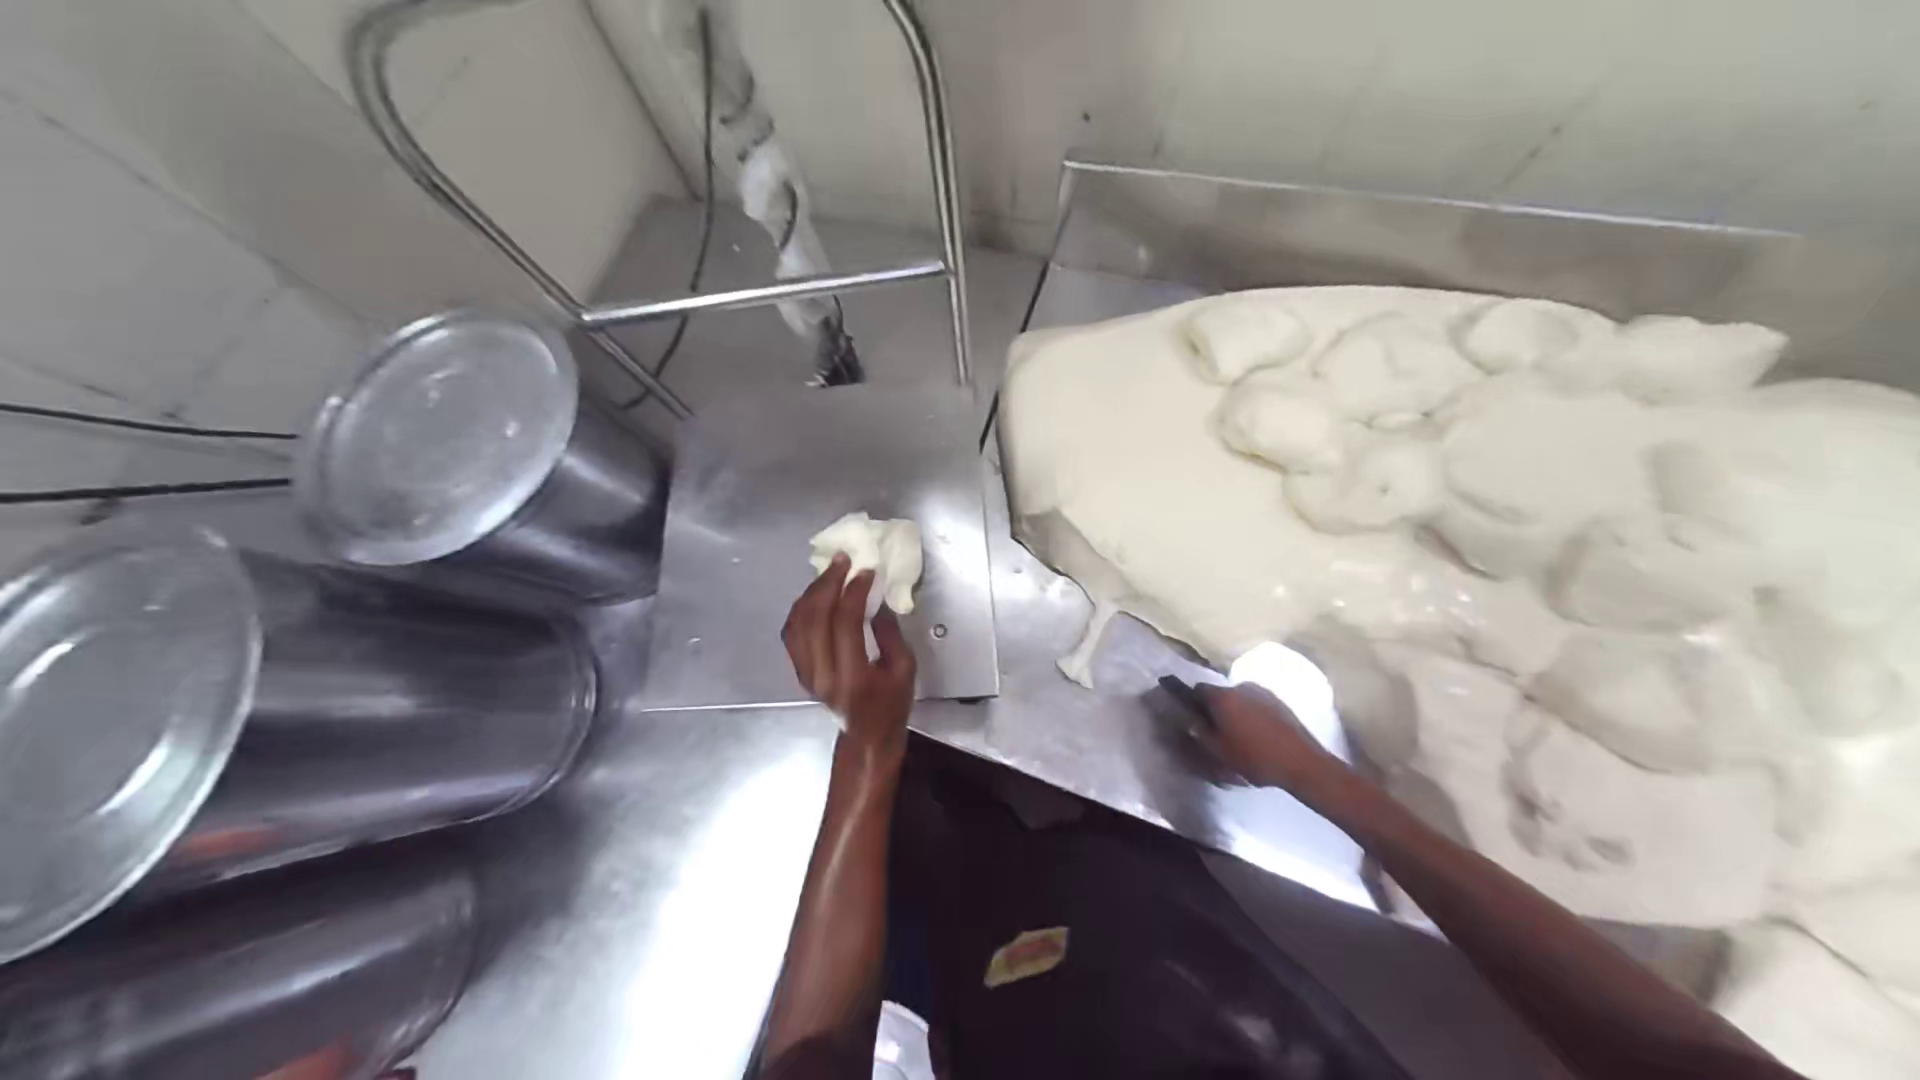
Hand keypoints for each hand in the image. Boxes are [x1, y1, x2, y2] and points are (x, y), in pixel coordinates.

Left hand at [782, 555, 916, 765]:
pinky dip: (802, 607)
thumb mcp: (905, 669)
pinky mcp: (799, 670)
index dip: (854, 593)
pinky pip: (792, 631)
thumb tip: (876, 597)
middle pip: (815, 618)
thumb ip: (889, 632)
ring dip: (813, 591)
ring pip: (798, 622)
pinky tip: (817, 593)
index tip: (866, 572)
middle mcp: (822, 674)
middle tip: (844, 561)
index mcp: (853, 677)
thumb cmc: (891, 704)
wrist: (866, 736)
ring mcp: (805, 673)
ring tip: (831, 571)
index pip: (845, 624)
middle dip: (829, 583)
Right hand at [1197, 683, 1349, 799]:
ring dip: (1237, 711)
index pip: (1198, 689)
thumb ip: (1201, 734)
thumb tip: (1193, 722)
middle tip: (1220, 729)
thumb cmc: (1255, 758)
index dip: (1194, 701)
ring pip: (1241, 698)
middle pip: (1221, 693)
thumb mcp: (1220, 752)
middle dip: (1218, 708)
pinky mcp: (1281, 702)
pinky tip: (1260, 734)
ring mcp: (1263, 693)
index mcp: (1222, 697)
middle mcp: (1241, 687)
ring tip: (1242, 733)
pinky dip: (1254, 714)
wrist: (1302, 763)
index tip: (1196, 717)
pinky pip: (1258, 704)